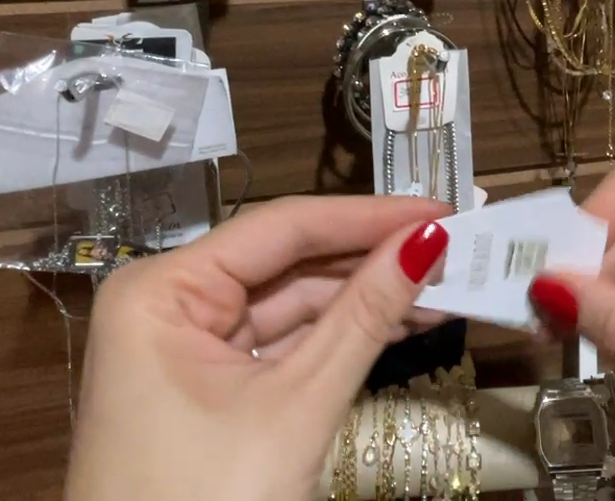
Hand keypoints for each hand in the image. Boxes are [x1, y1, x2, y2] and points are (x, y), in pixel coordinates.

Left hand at [64, 195, 450, 500]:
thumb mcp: (297, 407)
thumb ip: (366, 315)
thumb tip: (430, 239)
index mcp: (164, 289)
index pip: (283, 227)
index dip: (368, 215)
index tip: (439, 207)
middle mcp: (171, 301)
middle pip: (289, 261)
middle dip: (372, 259)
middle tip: (450, 244)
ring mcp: (189, 343)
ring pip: (293, 301)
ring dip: (367, 297)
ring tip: (443, 284)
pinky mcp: (212, 382)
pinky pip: (285, 340)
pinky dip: (342, 334)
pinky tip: (402, 321)